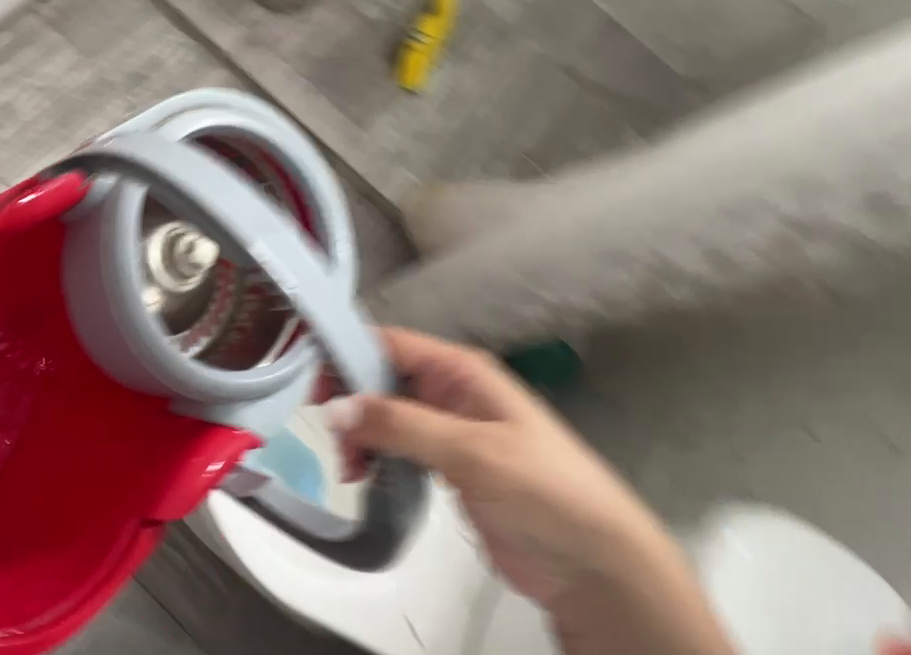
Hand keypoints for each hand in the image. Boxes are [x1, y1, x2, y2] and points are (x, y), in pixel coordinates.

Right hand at [326, 328, 676, 605]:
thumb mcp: (470, 451)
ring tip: (350, 470)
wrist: (596, 566)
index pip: (390, 343)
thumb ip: (401, 424)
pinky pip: (397, 449)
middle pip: (381, 379)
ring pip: (385, 416)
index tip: (314, 382)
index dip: (347, 353)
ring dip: (360, 436)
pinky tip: (364, 478)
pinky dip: (375, 458)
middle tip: (332, 437)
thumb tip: (335, 408)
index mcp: (462, 371)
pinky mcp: (448, 468)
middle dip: (350, 402)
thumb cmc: (543, 492)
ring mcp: (450, 431)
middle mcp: (452, 392)